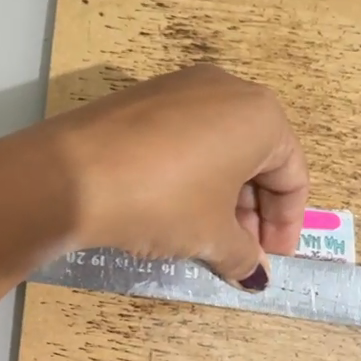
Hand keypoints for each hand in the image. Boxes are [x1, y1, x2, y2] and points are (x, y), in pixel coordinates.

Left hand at [35, 64, 309, 289]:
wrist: (69, 174)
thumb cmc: (161, 200)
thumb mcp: (210, 235)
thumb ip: (243, 254)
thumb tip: (254, 273)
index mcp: (259, 114)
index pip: (292, 175)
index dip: (287, 224)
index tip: (273, 258)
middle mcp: (225, 88)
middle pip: (257, 156)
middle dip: (252, 210)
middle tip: (240, 252)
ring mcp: (180, 88)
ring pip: (219, 146)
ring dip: (222, 194)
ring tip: (207, 237)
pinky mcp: (142, 97)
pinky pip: (185, 137)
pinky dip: (191, 172)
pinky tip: (174, 208)